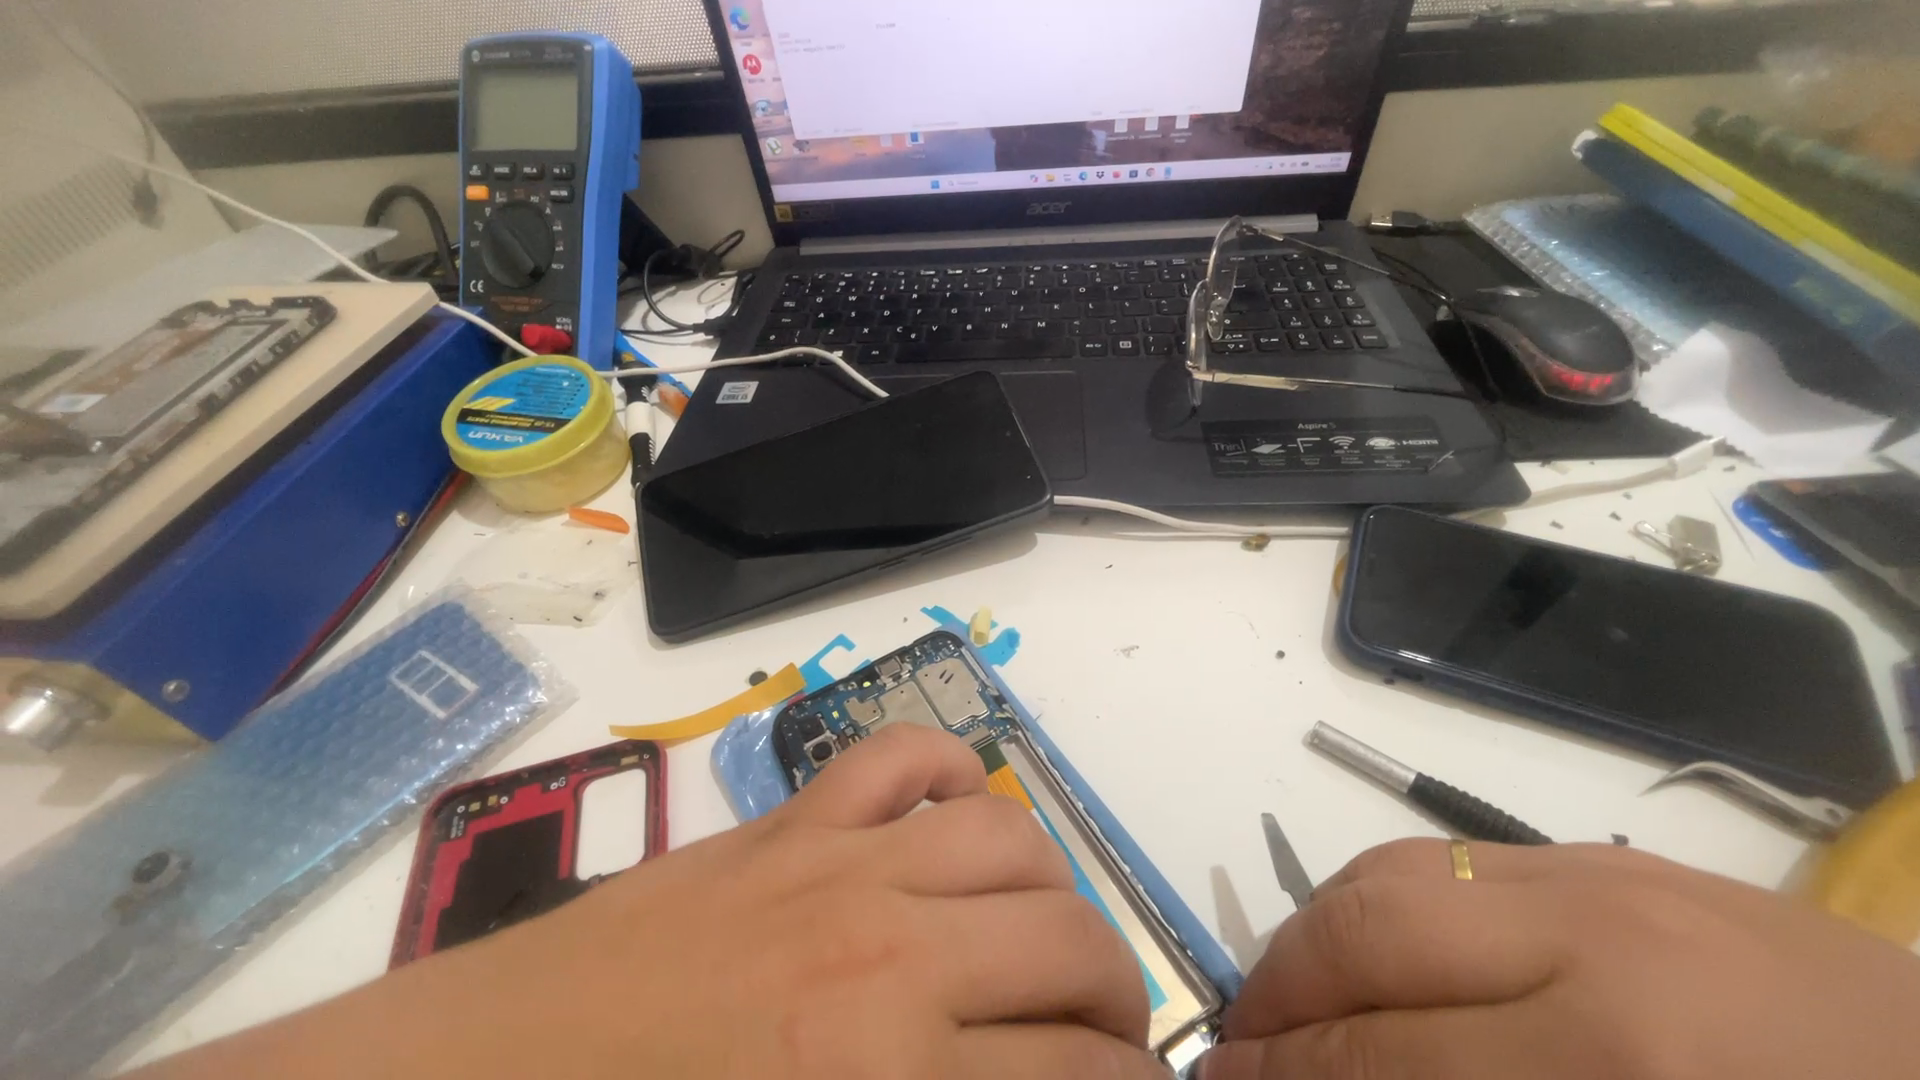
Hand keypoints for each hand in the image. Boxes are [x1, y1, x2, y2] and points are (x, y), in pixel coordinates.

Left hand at [136, 726, 1159, 1078]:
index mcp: (889, 1075)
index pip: (1078, 1076)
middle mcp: (888, 950)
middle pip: (1072, 943)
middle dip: (1119, 1003)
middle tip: (1104, 1043)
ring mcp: (835, 862)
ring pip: (1010, 835)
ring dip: (1055, 890)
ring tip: (1043, 937)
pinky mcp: (787, 821)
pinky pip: (899, 756)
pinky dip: (947, 771)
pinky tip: (954, 818)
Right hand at [1201, 839, 1919, 1078]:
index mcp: (1623, 1061)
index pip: (1383, 1056)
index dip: (1284, 1075)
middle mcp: (1598, 936)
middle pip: (1366, 928)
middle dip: (1279, 988)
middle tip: (1240, 1044)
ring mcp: (1606, 874)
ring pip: (1391, 868)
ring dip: (1316, 932)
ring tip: (1291, 993)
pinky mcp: (1614, 857)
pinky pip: (1446, 855)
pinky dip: (1378, 901)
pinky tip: (1375, 952)